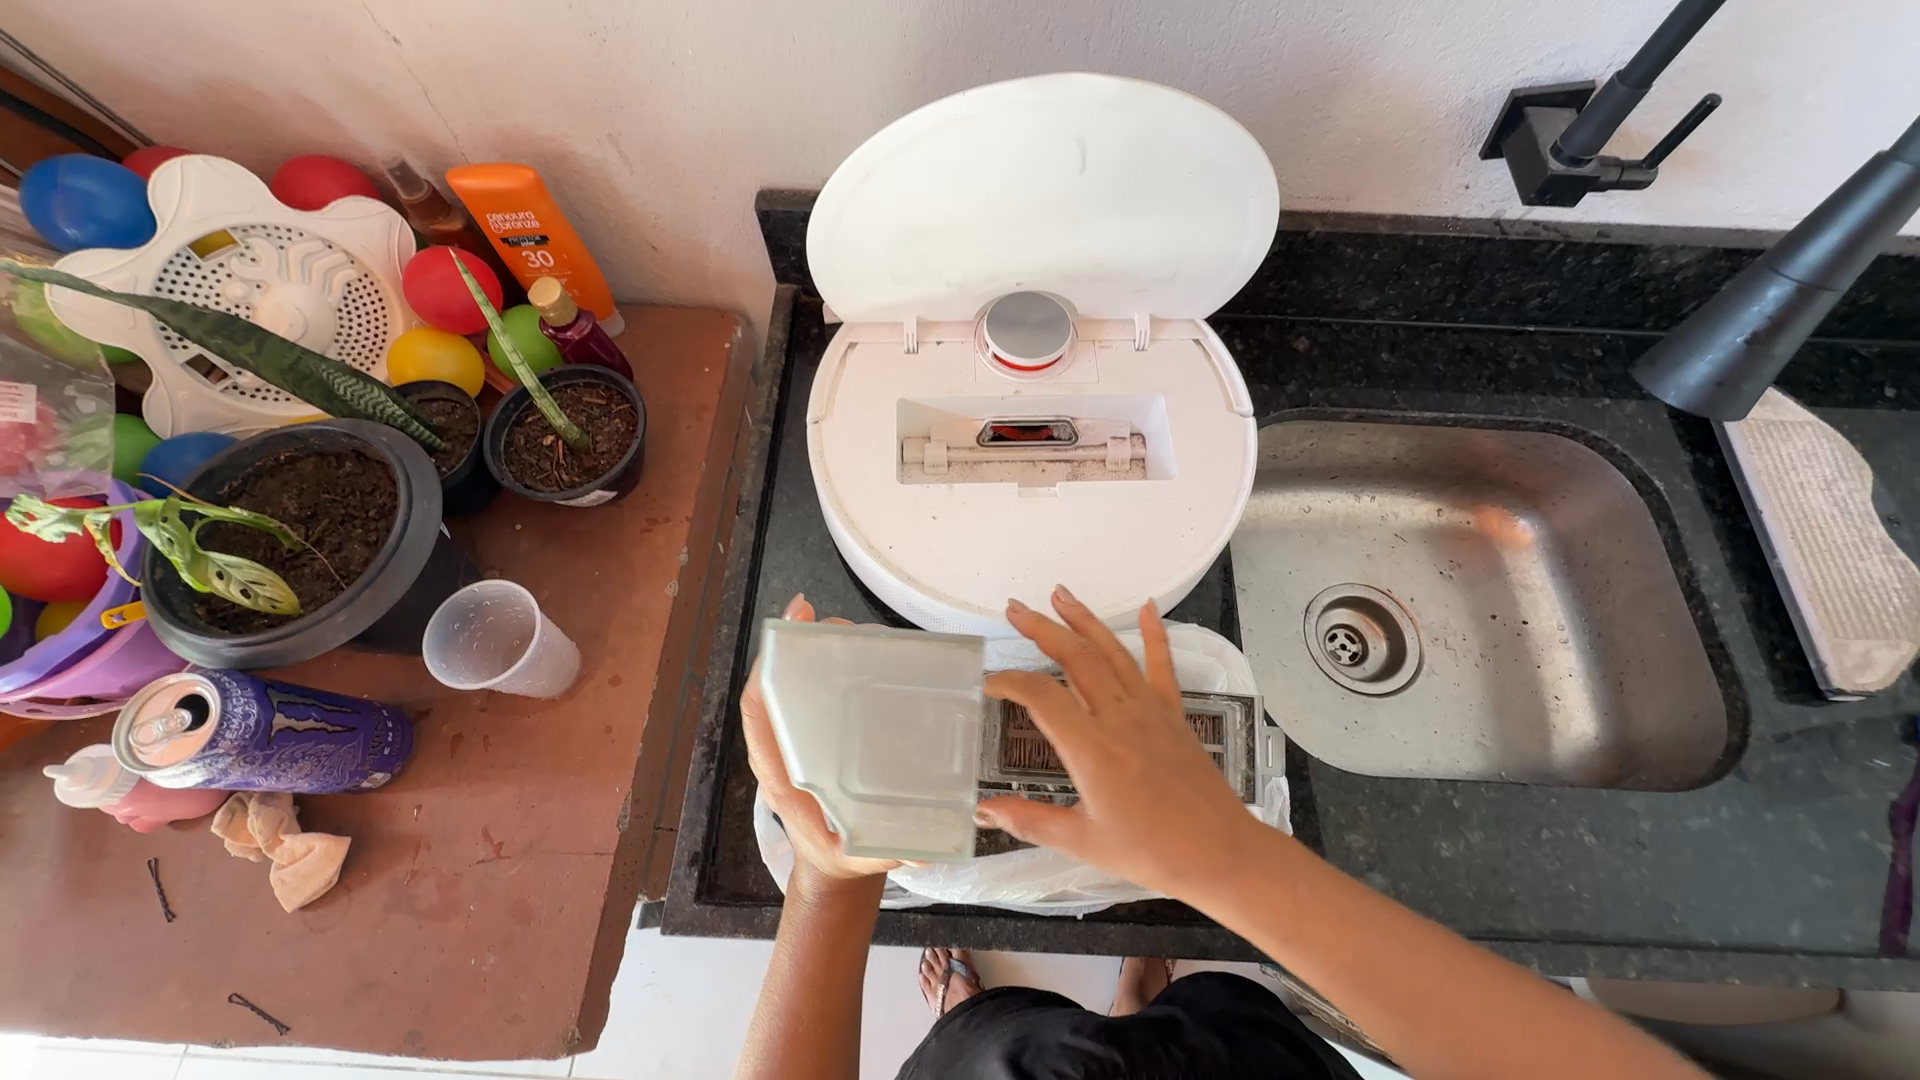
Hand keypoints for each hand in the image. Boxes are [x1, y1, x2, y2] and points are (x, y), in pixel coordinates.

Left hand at [740, 594, 901, 882]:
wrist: (834, 868)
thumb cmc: (842, 855)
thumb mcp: (861, 853)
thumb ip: (884, 848)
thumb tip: (919, 844)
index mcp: (781, 772)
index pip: (759, 711)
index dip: (767, 668)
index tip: (788, 631)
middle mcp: (786, 747)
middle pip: (779, 686)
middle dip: (800, 646)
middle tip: (835, 621)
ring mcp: (802, 740)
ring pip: (799, 684)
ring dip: (819, 652)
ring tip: (854, 629)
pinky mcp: (822, 737)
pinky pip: (820, 695)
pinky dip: (837, 668)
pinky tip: (868, 652)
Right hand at [975, 586, 1274, 896]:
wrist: (1221, 854)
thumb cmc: (1151, 853)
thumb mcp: (1083, 842)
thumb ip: (1029, 820)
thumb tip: (983, 811)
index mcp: (1091, 748)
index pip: (1042, 696)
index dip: (1011, 682)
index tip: (991, 682)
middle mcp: (1119, 716)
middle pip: (1076, 657)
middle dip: (1042, 629)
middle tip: (1015, 608)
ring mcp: (1150, 709)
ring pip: (1112, 651)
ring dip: (1084, 620)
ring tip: (1059, 594)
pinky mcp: (1174, 713)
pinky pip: (1162, 665)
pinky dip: (1155, 634)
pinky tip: (1148, 607)